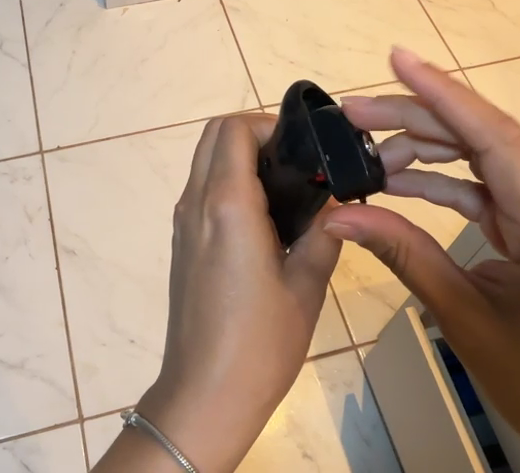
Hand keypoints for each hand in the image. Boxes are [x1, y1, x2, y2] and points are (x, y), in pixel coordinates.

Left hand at [97, 114, 341, 472]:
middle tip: (296, 163)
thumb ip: (324, 235)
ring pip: (204, 160)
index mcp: (227, 204)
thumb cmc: (260, 342)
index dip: (268, 126)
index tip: (303, 149)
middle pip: (214, 134)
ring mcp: (184, 221)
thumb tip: (336, 206)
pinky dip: (228, 181)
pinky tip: (265, 219)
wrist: (205, 393)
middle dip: (254, 134)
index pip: (234, 129)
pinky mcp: (182, 241)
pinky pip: (201, 188)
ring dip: (239, 157)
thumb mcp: (306, 286)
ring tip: (287, 190)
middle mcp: (197, 202)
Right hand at [325, 48, 519, 471]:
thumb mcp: (463, 317)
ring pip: (488, 157)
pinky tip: (400, 181)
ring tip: (366, 148)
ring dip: (429, 148)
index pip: (493, 137)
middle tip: (352, 114)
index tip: (395, 57)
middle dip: (417, 119)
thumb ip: (402, 251)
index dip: (440, 92)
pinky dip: (448, 181)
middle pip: (486, 138)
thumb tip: (337, 213)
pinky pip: (495, 187)